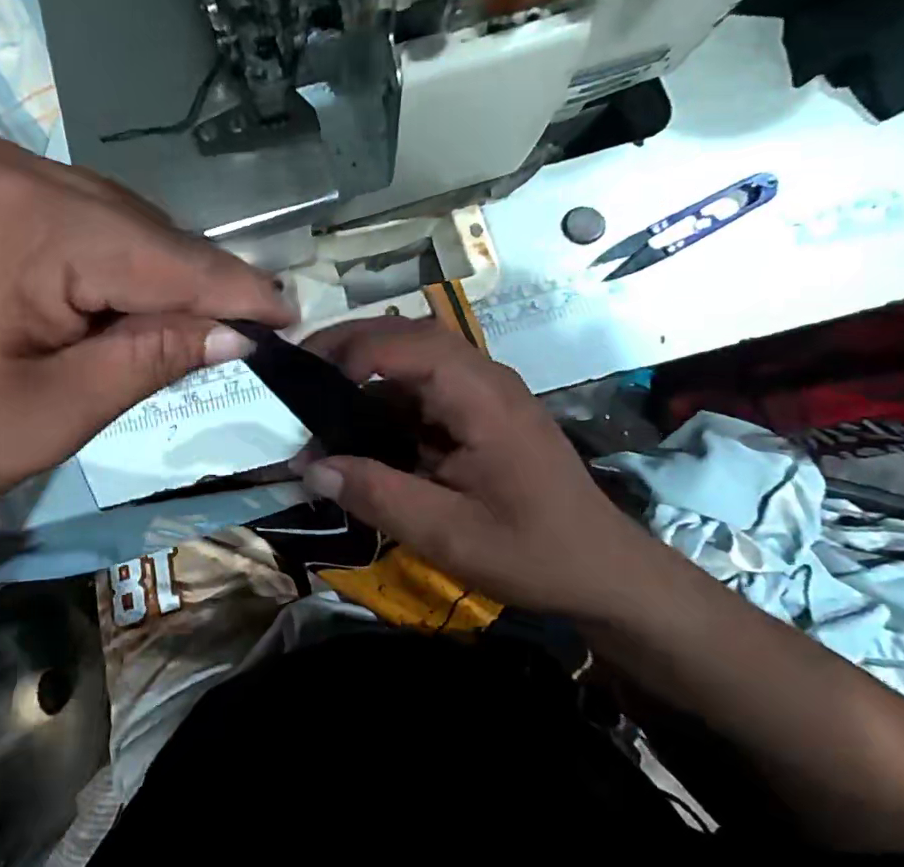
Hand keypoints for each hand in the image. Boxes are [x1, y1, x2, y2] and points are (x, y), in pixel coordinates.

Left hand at [0, 127, 291, 566]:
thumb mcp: (47, 415)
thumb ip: (150, 356)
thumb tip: (235, 331)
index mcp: (29, 215)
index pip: (169, 256)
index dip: (238, 293)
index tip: (293, 317)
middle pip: (136, 226)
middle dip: (189, 283)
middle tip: (238, 334)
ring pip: (96, 214)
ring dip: (138, 269)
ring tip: (169, 324)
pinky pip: (46, 209)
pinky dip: (86, 254)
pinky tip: (93, 296)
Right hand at [297, 318, 651, 613]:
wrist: (603, 569)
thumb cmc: (533, 553)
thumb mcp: (449, 536)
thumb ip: (379, 495)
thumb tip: (311, 466)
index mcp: (484, 398)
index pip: (411, 345)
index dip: (353, 351)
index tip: (307, 382)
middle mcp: (487, 379)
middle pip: (412, 335)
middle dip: (352, 344)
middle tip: (300, 371)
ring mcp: (488, 392)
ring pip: (419, 355)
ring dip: (368, 366)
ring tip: (319, 394)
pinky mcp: (485, 411)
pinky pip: (430, 385)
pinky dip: (389, 395)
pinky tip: (362, 424)